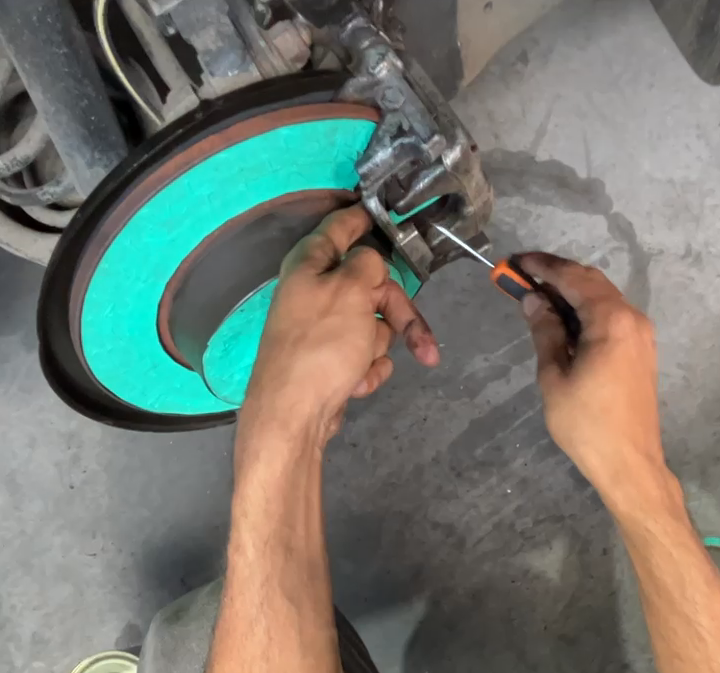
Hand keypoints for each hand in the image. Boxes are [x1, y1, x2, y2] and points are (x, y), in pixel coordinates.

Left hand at [238, 204, 439, 452]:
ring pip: (375, 325)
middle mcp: (314, 291)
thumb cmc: (320, 346)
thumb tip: (371, 262)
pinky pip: (365, 355)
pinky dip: (367, 370)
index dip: (362, 219)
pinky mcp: (332, 361)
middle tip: (424, 344)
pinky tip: (355, 383)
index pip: (340, 228)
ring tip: (359, 366)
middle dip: (399, 317)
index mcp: (310, 264)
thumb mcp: (351, 291)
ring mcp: (324, 329)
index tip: (380, 211)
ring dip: (377, 348)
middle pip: (374, 288)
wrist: (296, 413)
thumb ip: (368, 265)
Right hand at [514, 253, 665, 501]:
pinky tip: (564, 323)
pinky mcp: (642, 351)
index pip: (574, 279)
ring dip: (572, 294)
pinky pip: (612, 318)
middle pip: (592, 283)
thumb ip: (545, 333)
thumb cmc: (586, 425)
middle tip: (523, 278)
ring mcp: (642, 335)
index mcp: (611, 321)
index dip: (543, 267)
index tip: (516, 262)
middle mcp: (633, 319)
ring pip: (603, 299)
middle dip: (557, 276)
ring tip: (538, 299)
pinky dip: (587, 312)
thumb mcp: (555, 377)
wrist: (629, 463)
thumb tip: (533, 301)